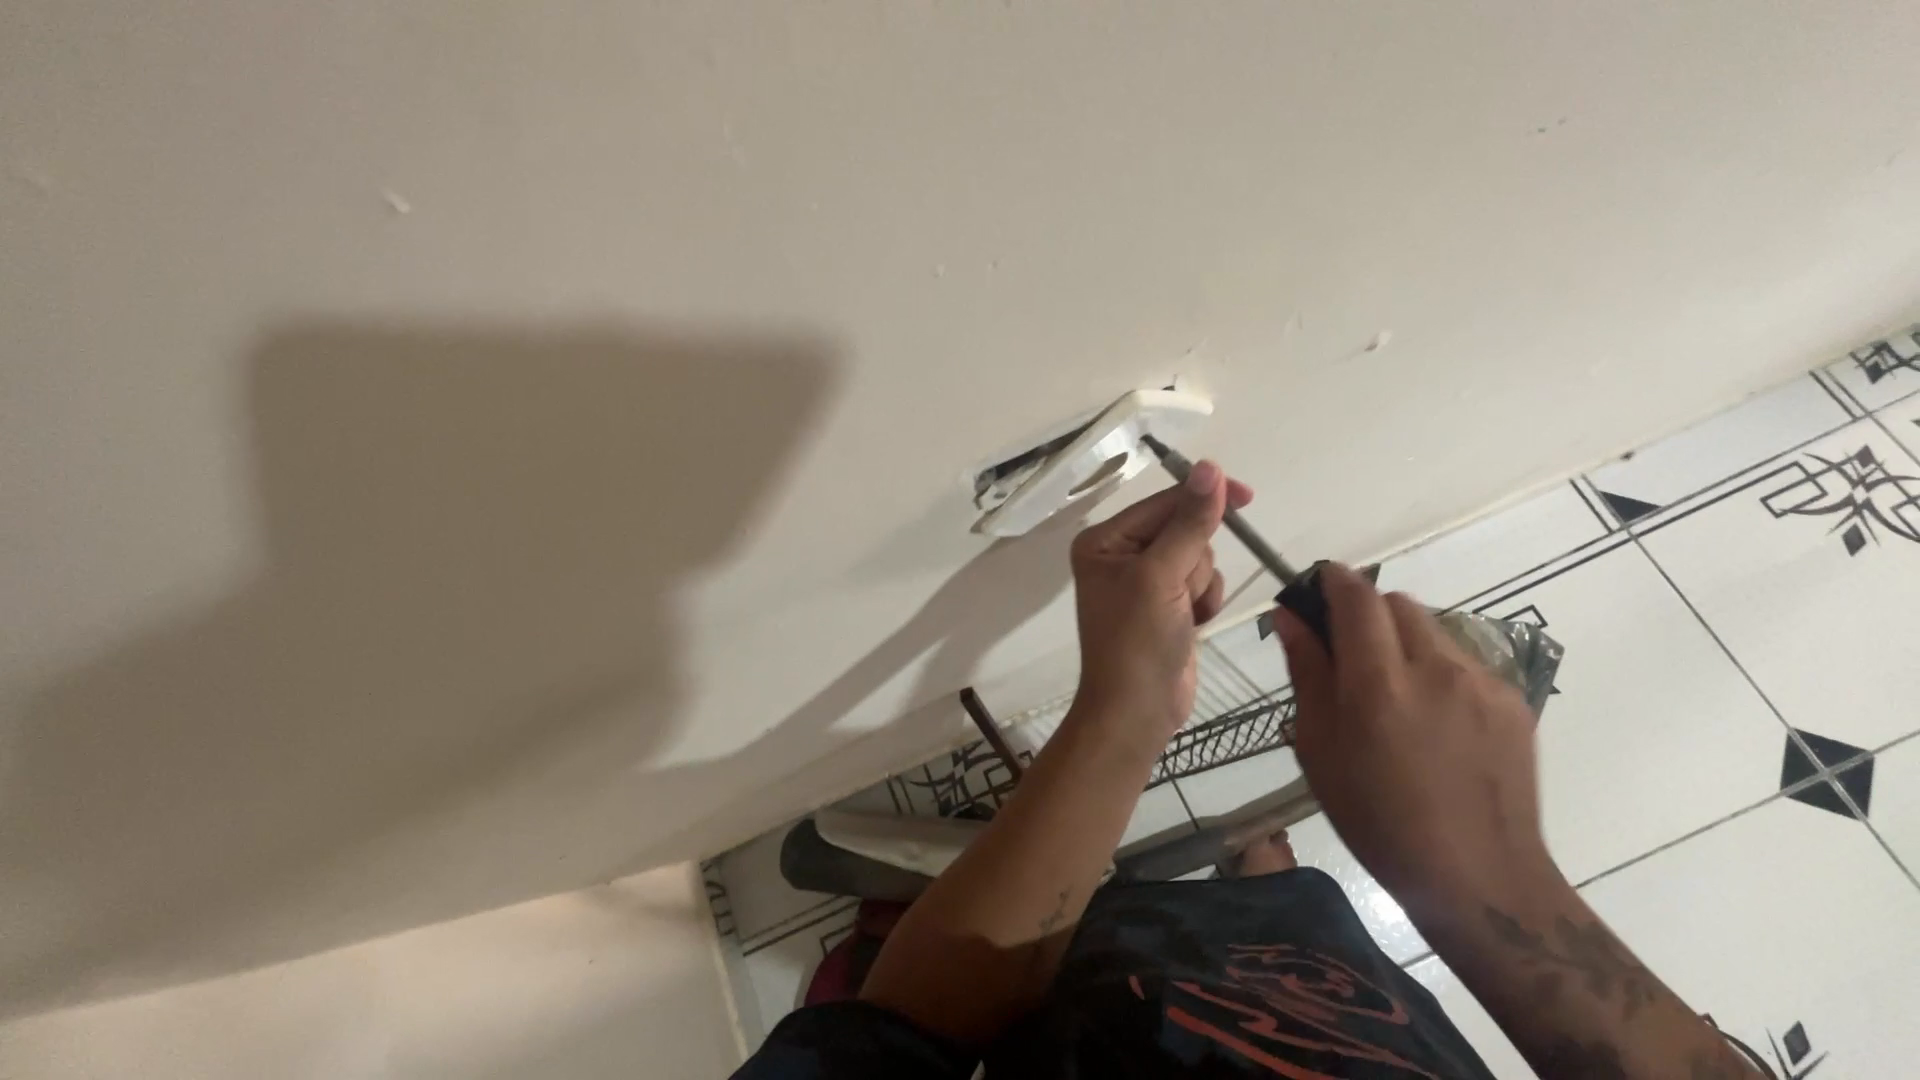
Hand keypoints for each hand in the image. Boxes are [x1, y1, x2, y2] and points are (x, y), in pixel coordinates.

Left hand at [1069, 460, 1252, 742]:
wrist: (1137, 711)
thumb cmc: (1137, 642)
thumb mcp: (1162, 577)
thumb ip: (1190, 523)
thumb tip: (1209, 468)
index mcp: (1104, 540)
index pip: (1163, 504)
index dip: (1204, 498)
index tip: (1246, 495)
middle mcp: (1120, 554)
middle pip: (1185, 530)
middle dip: (1195, 561)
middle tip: (1181, 593)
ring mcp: (1144, 580)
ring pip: (1200, 557)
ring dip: (1201, 585)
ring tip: (1182, 614)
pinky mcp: (1166, 604)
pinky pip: (1203, 583)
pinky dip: (1205, 601)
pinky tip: (1191, 625)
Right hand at [1274, 564, 1561, 914]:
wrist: (1477, 877)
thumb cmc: (1375, 817)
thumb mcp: (1319, 747)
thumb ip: (1307, 672)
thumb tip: (1290, 617)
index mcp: (1378, 683)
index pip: (1356, 596)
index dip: (1332, 579)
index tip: (1315, 586)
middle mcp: (1434, 668)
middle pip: (1396, 603)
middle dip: (1366, 612)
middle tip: (1347, 652)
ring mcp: (1481, 682)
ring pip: (1432, 628)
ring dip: (1402, 640)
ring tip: (1393, 693)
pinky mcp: (1512, 701)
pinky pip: (1464, 661)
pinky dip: (1437, 670)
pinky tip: (1432, 719)